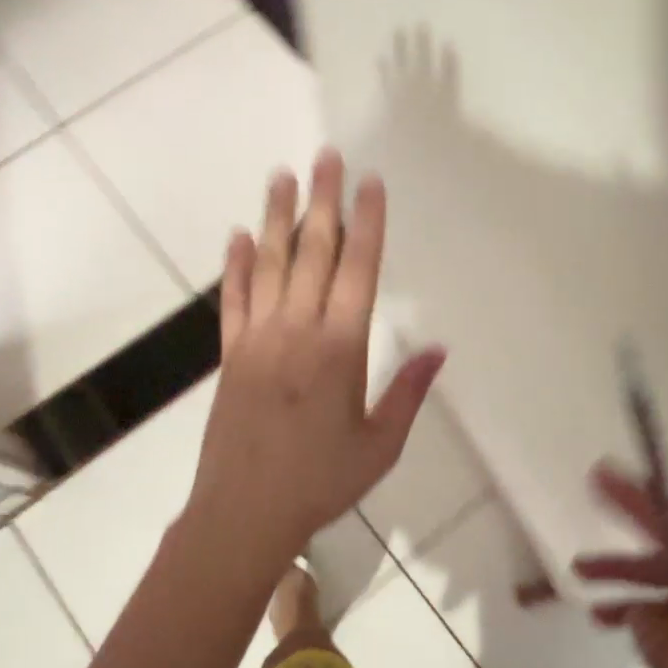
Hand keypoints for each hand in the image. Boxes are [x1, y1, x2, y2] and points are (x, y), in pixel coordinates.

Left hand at [185, 148, 445, 575]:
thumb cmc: (320, 483)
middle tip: (327, 155)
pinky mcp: (229, 355)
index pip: (358, 271)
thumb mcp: (379, 446)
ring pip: (269, 265)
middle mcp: (297, 331)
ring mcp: (257, 339)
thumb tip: (438, 350)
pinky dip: (236, 266)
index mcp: (340, 350)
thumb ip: (408, 393)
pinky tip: (239, 235)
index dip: (367, 223)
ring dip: (277, 218)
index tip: (371, 183)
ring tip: (283, 176)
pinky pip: (233, 300)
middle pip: (312, 253)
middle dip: (323, 201)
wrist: (244, 512)